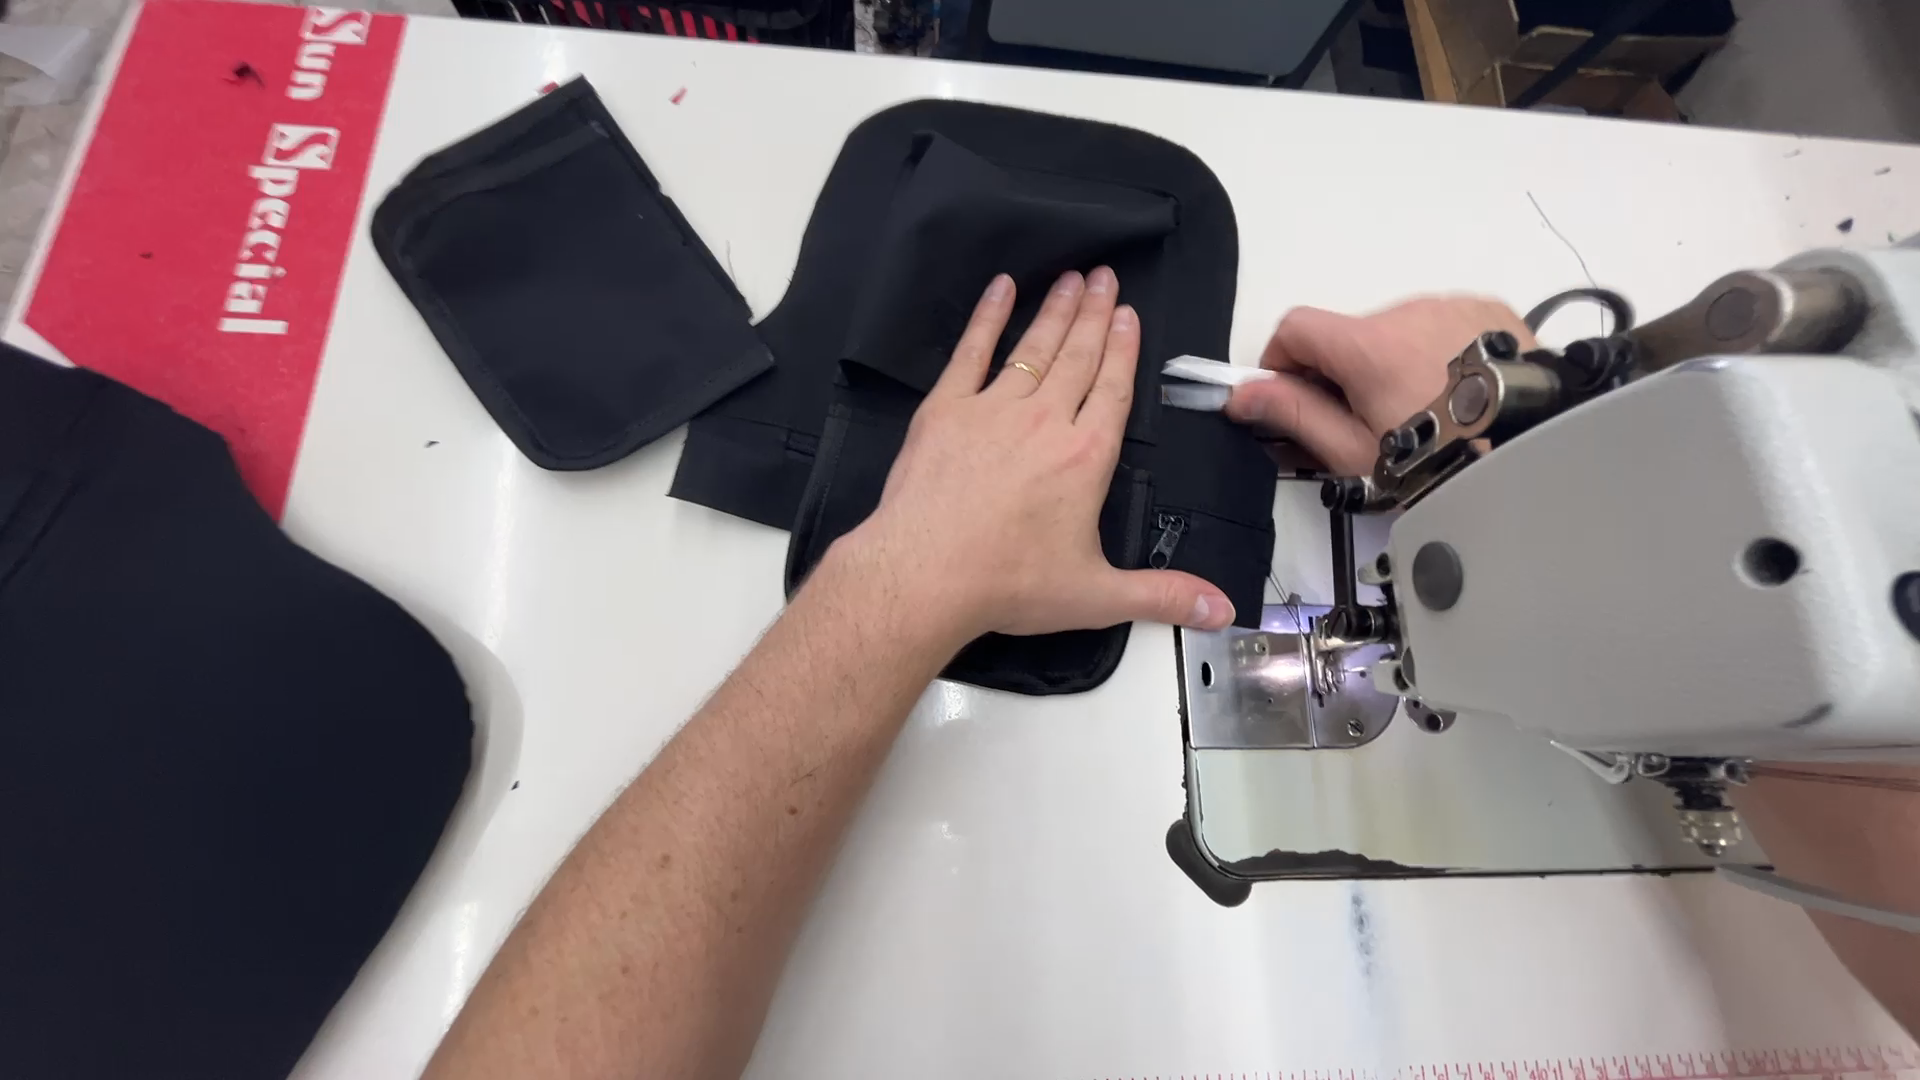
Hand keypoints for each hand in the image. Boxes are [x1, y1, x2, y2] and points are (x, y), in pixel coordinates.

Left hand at [832, 267, 1234, 644]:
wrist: (926, 574)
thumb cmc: (1008, 583)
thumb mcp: (1095, 596)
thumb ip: (1163, 596)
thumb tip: (1224, 612)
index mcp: (1085, 457)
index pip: (1112, 389)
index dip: (1123, 349)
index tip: (1129, 315)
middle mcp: (1044, 421)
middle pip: (1078, 357)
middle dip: (1095, 315)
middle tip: (1106, 276)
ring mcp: (991, 409)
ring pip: (1033, 349)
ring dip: (1055, 311)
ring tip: (1072, 279)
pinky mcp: (945, 411)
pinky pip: (971, 352)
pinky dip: (987, 319)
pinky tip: (1000, 290)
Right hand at [1224, 296, 1535, 473]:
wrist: (1539, 452)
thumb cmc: (1440, 460)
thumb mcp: (1353, 451)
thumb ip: (1293, 415)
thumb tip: (1241, 394)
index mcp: (1370, 345)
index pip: (1294, 328)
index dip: (1278, 363)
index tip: (1289, 398)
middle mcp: (1410, 311)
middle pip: (1344, 333)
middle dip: (1336, 373)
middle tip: (1357, 423)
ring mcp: (1455, 306)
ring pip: (1390, 330)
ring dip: (1383, 363)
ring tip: (1412, 410)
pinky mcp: (1491, 311)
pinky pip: (1435, 324)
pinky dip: (1426, 352)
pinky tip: (1447, 391)